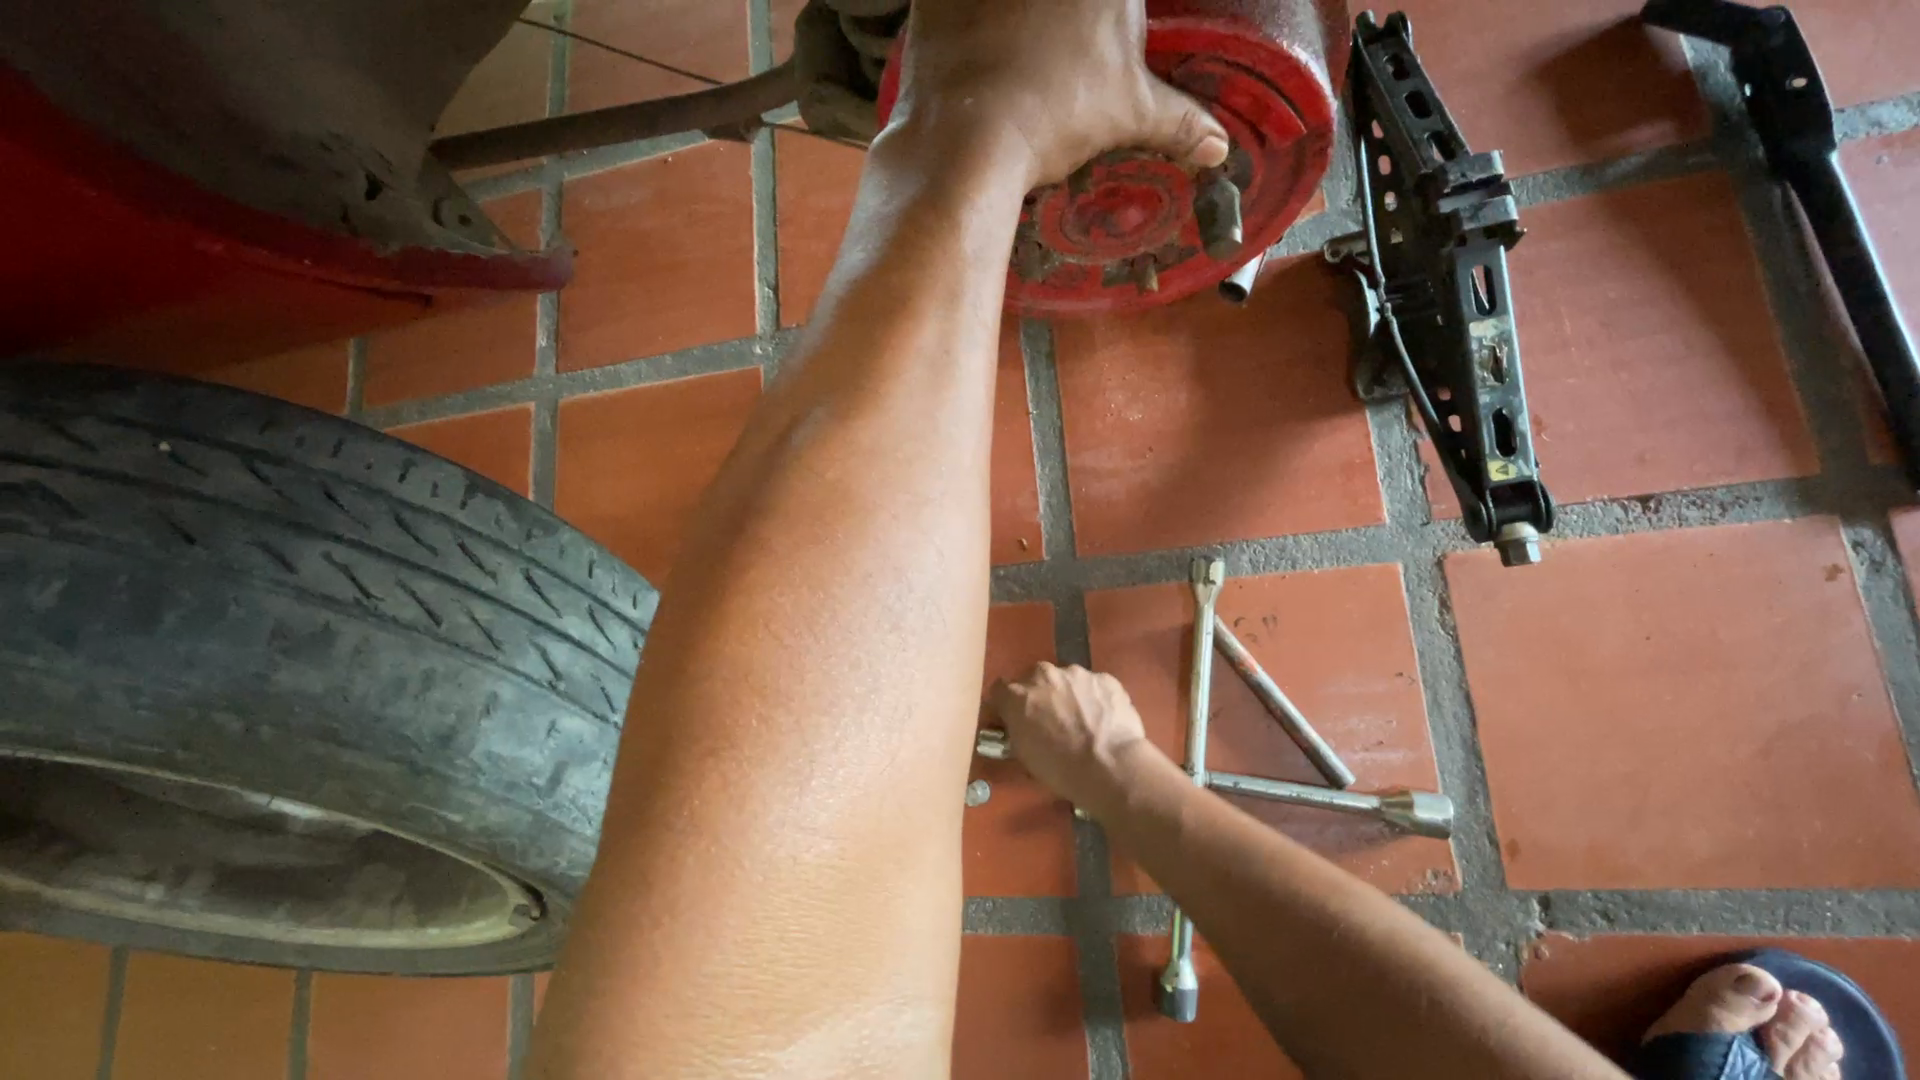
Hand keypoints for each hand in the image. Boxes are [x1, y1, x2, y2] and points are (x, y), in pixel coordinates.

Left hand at [893, 0, 1230, 187]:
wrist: (970, 143)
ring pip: (1006, 4)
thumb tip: (1219, 145)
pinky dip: (960, 21)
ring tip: (1008, 58)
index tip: (1092, 49)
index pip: (1112, 7)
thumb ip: (1178, 121)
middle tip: (1049, 57)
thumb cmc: (1055, 117)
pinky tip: (969, 55)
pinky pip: (951, 5)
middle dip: (1056, 25)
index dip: (1104, 25)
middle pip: (1056, 7)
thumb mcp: (1128, 115)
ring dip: (1010, 20)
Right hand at [988, 662, 1161, 813]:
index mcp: (1017, 695)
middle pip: (1034, 680)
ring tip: (1083, 722)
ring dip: (1067, 695)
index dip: (1007, 706)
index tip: (1014, 720)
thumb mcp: (1024, 754)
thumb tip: (1018, 725)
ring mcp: (1076, 673)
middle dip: (1039, 697)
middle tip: (1050, 721)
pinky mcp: (1104, 678)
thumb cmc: (1061, 769)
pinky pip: (1093, 686)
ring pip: (1065, 680)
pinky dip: (1094, 698)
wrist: (1112, 768)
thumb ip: (1016, 730)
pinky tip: (1103, 720)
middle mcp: (1043, 675)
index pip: (1000, 691)